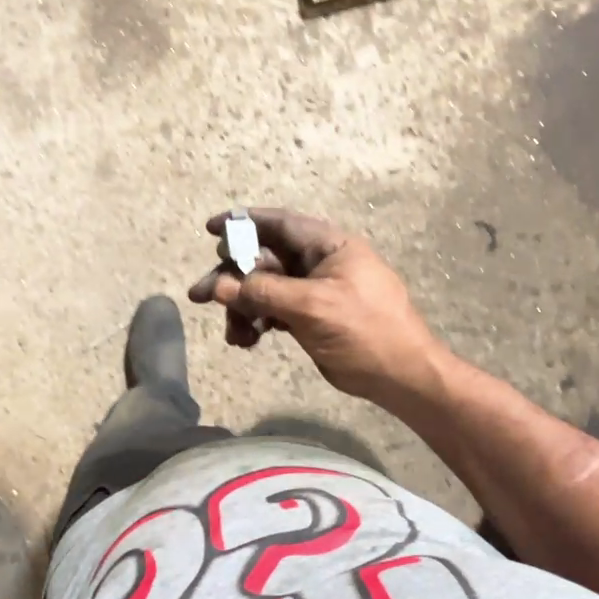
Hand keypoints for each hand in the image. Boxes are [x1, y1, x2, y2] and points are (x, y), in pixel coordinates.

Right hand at [187, 208, 448, 400]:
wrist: (400, 374)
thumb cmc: (364, 331)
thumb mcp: (311, 306)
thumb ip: (263, 292)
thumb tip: (219, 285)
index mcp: (328, 246)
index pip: (279, 224)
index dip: (243, 223)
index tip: (210, 230)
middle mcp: (319, 263)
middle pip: (264, 260)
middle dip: (232, 278)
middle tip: (199, 297)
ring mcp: (313, 291)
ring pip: (264, 289)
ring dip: (241, 308)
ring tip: (233, 336)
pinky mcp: (309, 317)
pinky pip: (272, 311)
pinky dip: (256, 323)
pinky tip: (246, 341)